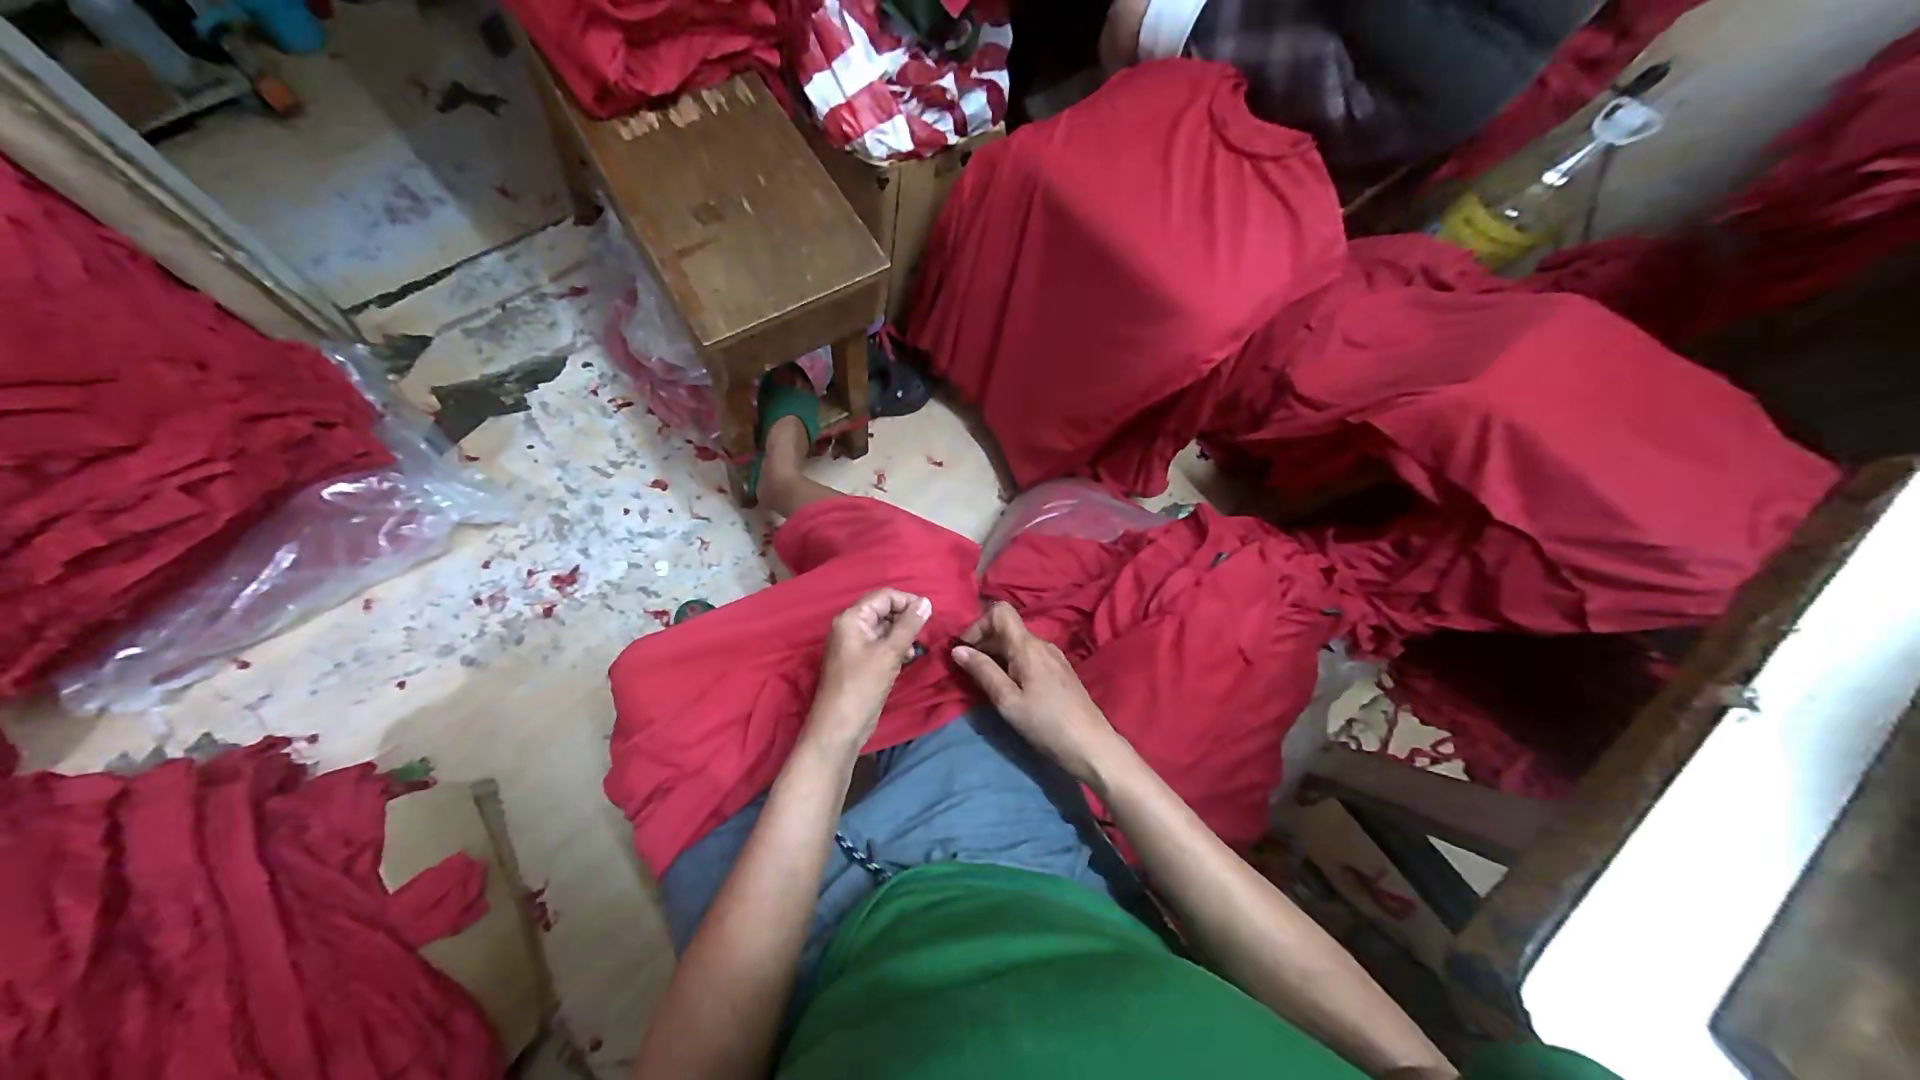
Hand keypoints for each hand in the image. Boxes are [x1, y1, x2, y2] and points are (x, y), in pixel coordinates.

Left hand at [806, 589, 932, 751]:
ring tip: (916, 650)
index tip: (929, 615)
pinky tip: (908, 659)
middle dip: (906, 619)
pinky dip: (896, 648)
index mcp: (852, 618)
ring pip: (885, 628)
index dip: (907, 601)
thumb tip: (926, 602)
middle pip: (884, 610)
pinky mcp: (860, 661)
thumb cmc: (863, 685)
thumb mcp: (889, 653)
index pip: (884, 596)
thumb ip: (909, 625)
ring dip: (903, 635)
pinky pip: (882, 645)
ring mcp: (854, 644)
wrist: (840, 726)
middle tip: (924, 634)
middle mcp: (850, 626)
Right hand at [950, 602, 1127, 785]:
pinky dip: (1013, 663)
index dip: (978, 624)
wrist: (1091, 745)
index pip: (1000, 611)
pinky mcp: (1060, 671)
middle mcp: (1042, 644)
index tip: (965, 649)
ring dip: (997, 655)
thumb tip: (958, 649)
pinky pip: (1030, 656)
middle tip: (967, 670)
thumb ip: (983, 671)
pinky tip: (1010, 687)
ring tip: (986, 681)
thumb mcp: (1007, 701)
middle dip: (983, 642)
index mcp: (1028, 646)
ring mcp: (1054, 656)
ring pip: (1018, 643)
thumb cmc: (1045, 723)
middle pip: (1007, 628)